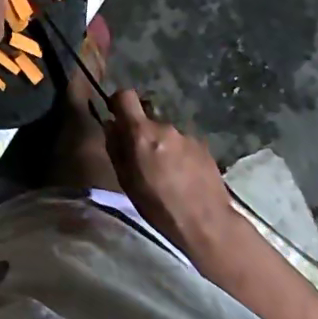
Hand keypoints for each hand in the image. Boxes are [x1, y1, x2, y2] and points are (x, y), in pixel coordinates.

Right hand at [104, 89, 240, 254]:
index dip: (118, 103)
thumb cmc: (158, 206)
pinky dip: (180, 155)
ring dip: (163, 146)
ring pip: (166, 134)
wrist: (206, 223)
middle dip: (143, 134)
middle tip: (143, 160)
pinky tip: (184, 177)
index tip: (116, 117)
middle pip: (147, 120)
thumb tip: (111, 125)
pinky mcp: (204, 147)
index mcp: (142, 132)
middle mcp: (165, 126)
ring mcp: (187, 135)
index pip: (125, 96)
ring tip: (167, 173)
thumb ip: (116, 148)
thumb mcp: (126, 180)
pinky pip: (183, 144)